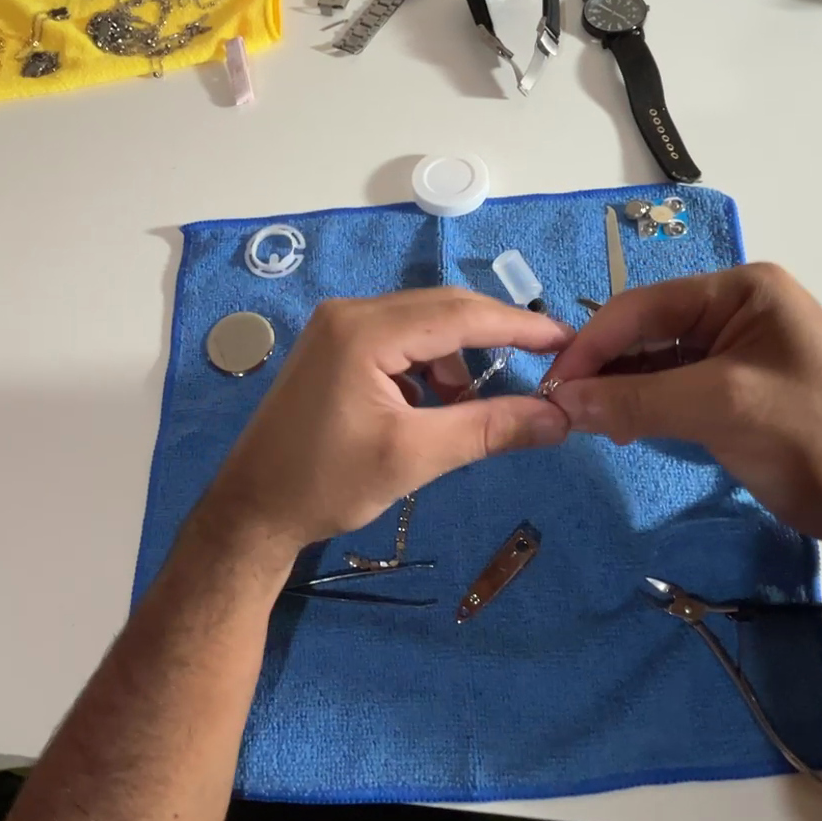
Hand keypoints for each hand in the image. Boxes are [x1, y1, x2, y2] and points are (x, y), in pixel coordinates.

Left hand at [195, 288, 573, 559]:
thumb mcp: (415, 457)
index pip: (460, 314)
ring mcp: (336, 327)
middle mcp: (350, 312)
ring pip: (421, 326)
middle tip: (540, 371)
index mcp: (365, 330)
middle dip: (492, 340)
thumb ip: (489, 429)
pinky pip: (397, 340)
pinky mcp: (332, 348)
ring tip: (466, 409)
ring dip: (455, 359)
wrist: (253, 510)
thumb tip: (559, 416)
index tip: (568, 341)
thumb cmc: (327, 484)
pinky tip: (429, 405)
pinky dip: (426, 366)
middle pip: (442, 310)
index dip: (519, 326)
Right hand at [540, 263, 821, 549]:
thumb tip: (561, 399)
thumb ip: (637, 399)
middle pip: (644, 332)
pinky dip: (641, 408)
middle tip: (566, 411)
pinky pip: (671, 390)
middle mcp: (733, 312)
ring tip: (591, 424)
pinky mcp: (733, 392)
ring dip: (619, 392)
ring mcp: (734, 353)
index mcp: (740, 291)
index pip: (641, 306)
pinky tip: (621, 428)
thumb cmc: (821, 439)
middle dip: (603, 369)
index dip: (591, 343)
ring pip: (653, 364)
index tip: (552, 385)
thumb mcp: (724, 408)